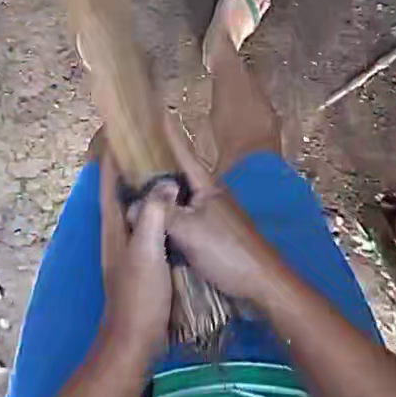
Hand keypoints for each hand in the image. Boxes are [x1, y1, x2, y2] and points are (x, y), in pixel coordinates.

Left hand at [98, 153, 176, 356]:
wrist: (136, 342)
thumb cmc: (139, 294)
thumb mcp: (146, 249)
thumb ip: (153, 213)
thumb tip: (165, 182)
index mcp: (113, 223)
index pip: (109, 179)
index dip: (113, 153)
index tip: (122, 129)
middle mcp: (117, 230)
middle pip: (120, 189)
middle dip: (131, 165)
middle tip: (152, 144)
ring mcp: (128, 246)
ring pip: (135, 206)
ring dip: (145, 186)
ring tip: (166, 167)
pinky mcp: (142, 259)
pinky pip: (148, 222)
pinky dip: (157, 208)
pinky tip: (175, 208)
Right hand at [152, 111, 292, 312]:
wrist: (262, 283)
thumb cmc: (227, 250)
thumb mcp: (188, 230)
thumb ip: (159, 214)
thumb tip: (133, 205)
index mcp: (206, 185)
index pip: (184, 152)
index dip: (171, 134)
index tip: (161, 112)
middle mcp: (211, 194)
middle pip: (181, 173)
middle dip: (162, 163)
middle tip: (138, 154)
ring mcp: (215, 214)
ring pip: (183, 196)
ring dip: (165, 192)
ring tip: (143, 187)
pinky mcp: (216, 233)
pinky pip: (187, 215)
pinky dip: (172, 213)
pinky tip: (160, 221)